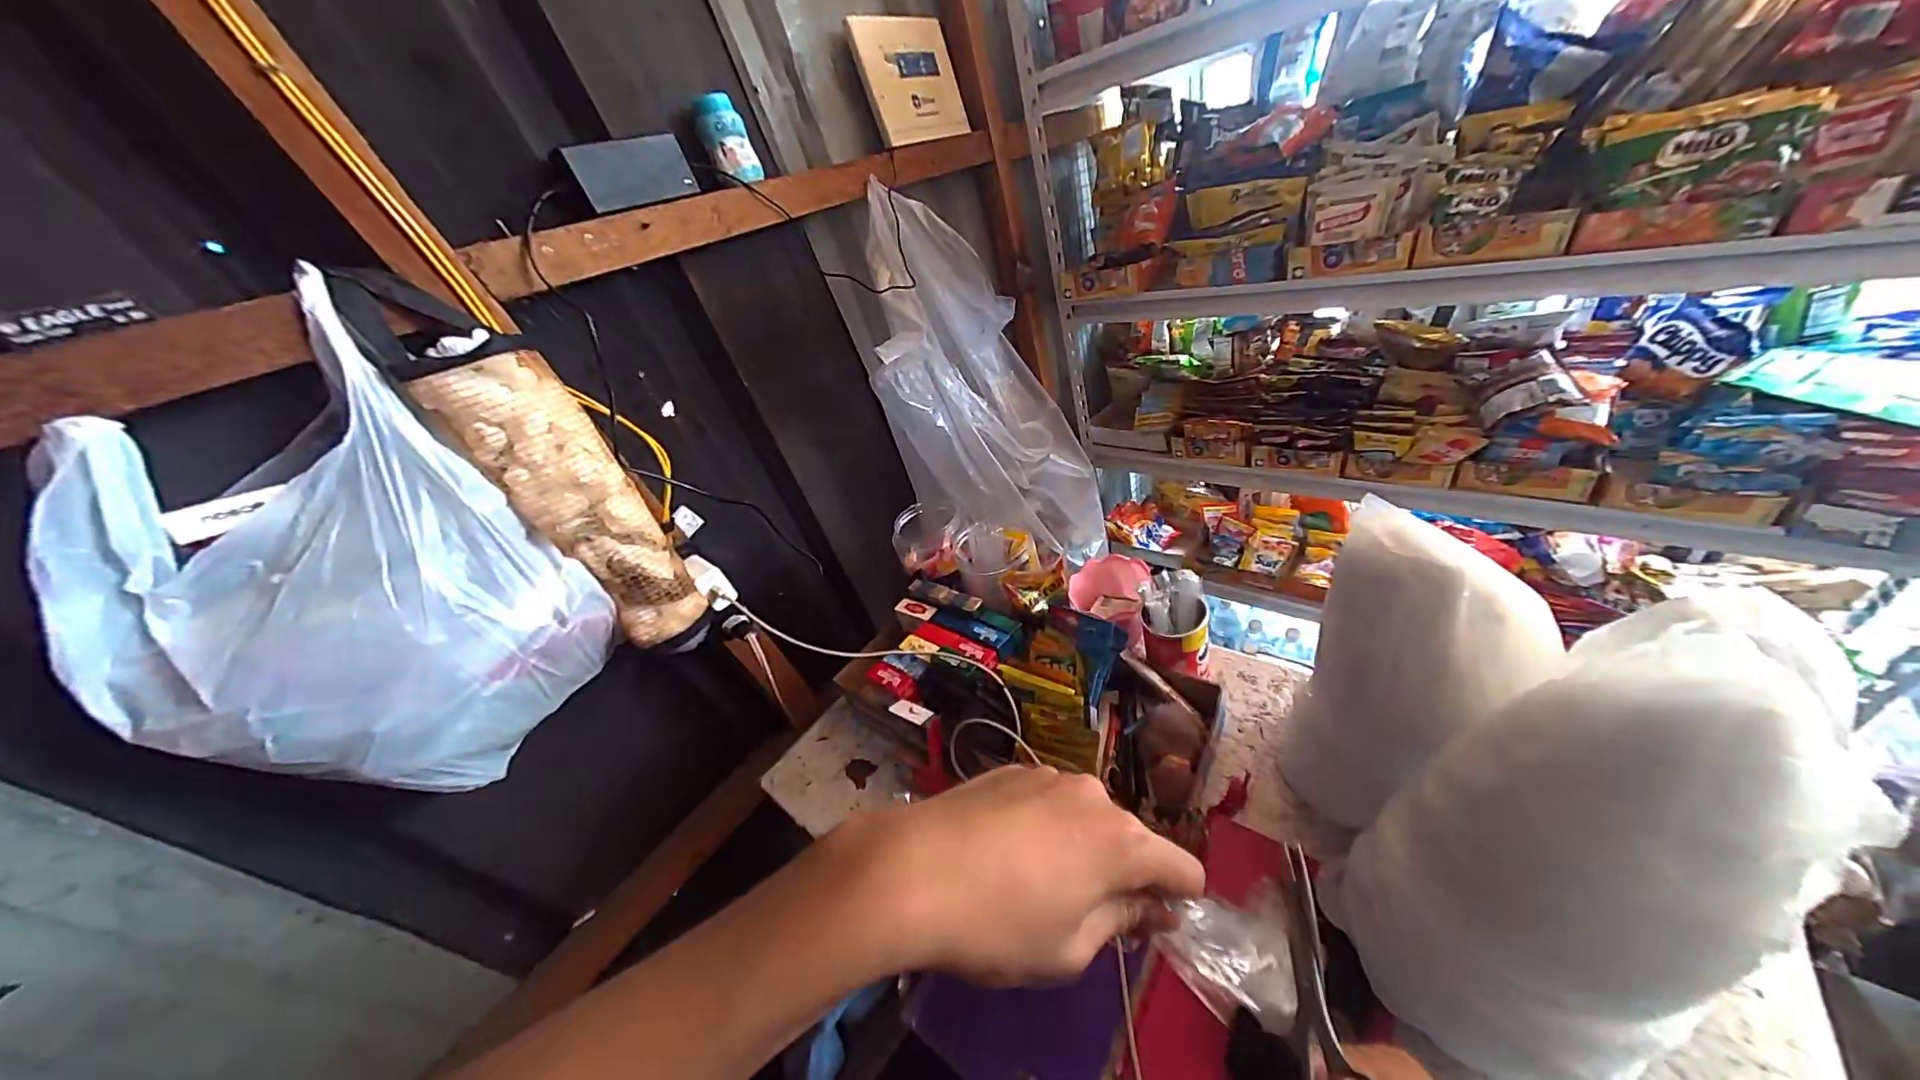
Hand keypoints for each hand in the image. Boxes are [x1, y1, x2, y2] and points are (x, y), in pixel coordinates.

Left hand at [823, 765, 1204, 986]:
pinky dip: (1041, 826)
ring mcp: (1047, 775)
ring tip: (1033, 880)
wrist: (909, 868)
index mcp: (1122, 842)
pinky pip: (1044, 802)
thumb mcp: (1069, 949)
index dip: (1178, 897)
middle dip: (1121, 873)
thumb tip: (1153, 908)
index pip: (1182, 867)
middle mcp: (1092, 795)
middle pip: (1129, 838)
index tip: (1154, 923)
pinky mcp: (1009, 770)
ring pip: (1084, 817)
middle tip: (1084, 912)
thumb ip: (1122, 922)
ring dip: (1078, 845)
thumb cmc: (998, 925)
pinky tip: (1002, 851)